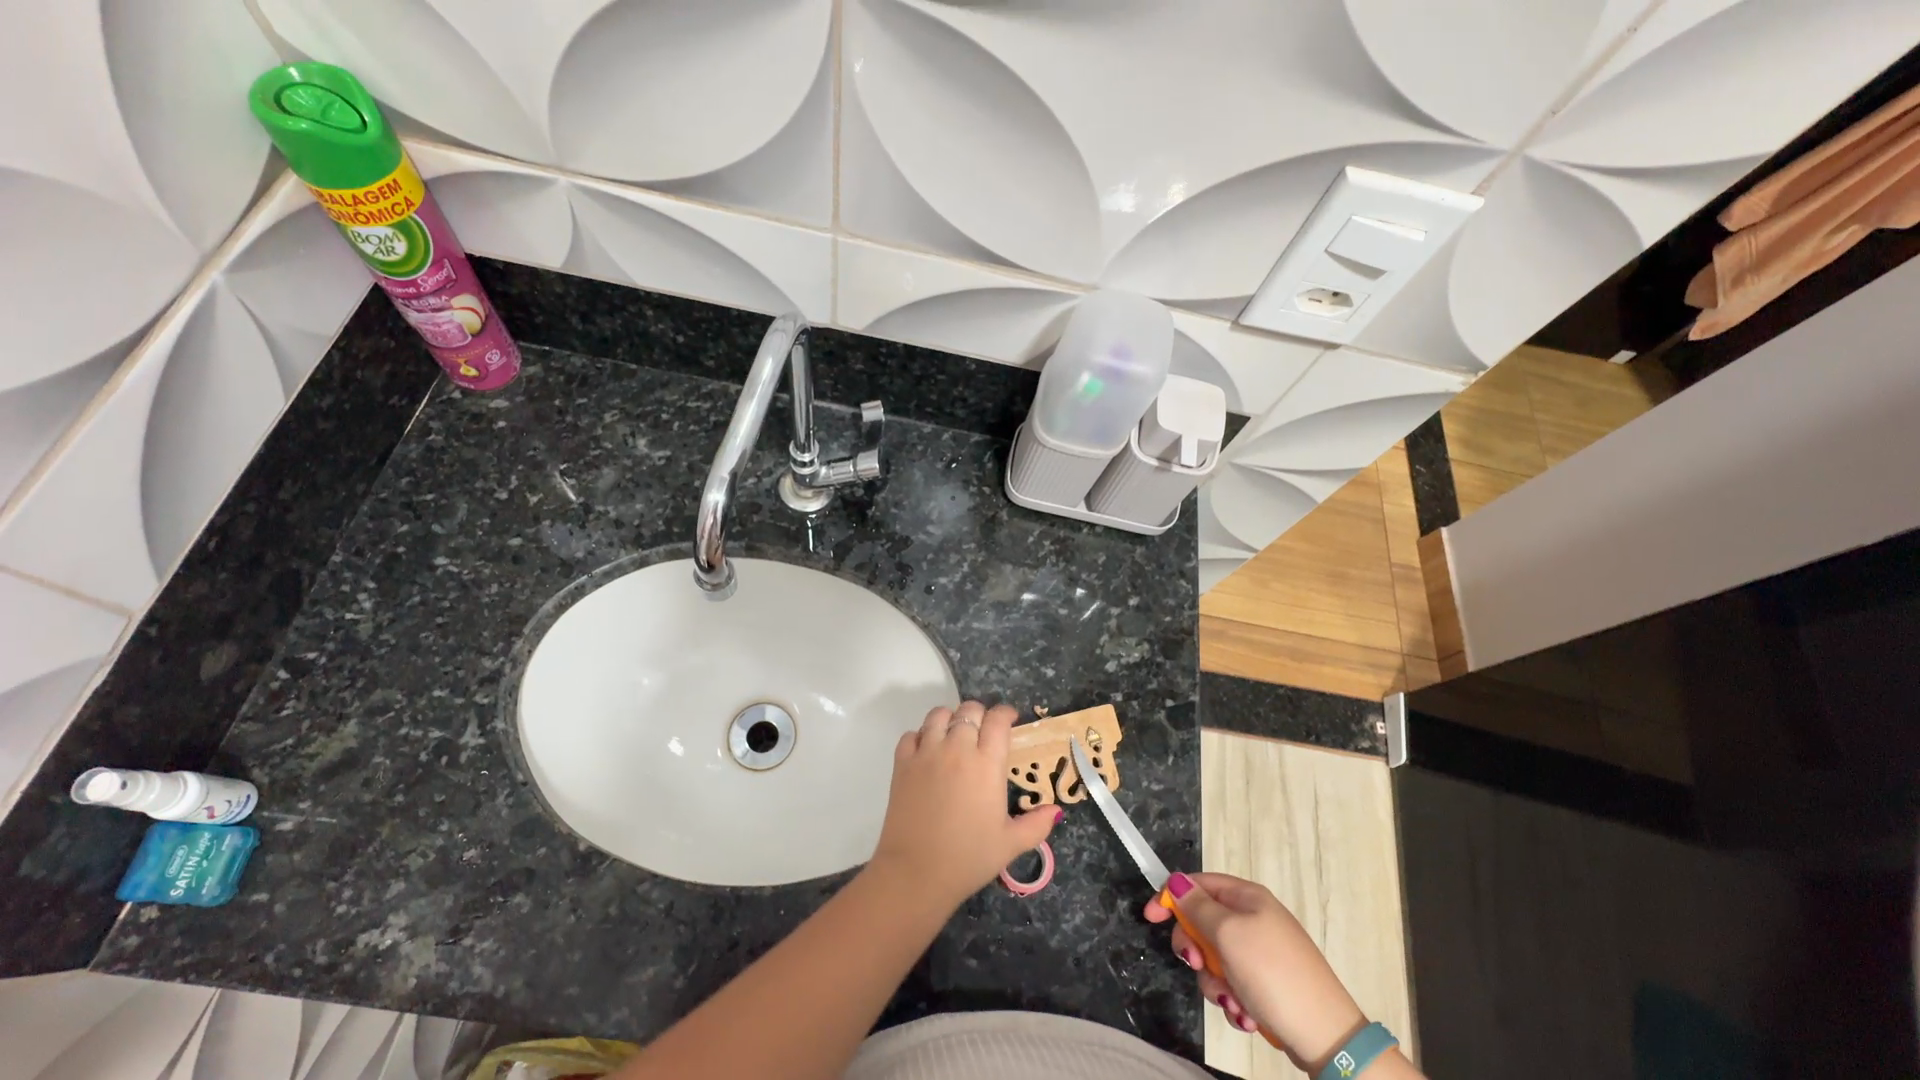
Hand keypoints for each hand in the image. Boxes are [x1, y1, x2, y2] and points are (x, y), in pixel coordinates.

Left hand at [868, 702, 1061, 909]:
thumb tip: (1055, 810)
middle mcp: (957, 749)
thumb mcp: (1011, 844)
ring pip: (938, 715)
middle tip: (984, 731)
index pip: (997, 720)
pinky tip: (927, 752)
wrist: (917, 872)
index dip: (1006, 714)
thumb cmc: (969, 858)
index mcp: (987, 764)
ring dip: (950, 719)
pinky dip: (921, 736)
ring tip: (955, 735)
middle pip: (969, 711)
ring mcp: (926, 754)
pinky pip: (911, 735)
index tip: (1010, 720)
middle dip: (980, 715)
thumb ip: (1037, 824)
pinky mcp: (902, 765)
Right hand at [1145, 872, 1366, 1071]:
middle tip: (1198, 964)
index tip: (1150, 919)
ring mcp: (1259, 953)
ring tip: (1233, 1001)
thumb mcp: (1228, 934)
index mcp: (1247, 898)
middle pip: (1202, 923)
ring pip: (1213, 959)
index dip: (1172, 897)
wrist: (1323, 1033)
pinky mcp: (1263, 983)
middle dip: (1195, 949)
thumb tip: (1176, 881)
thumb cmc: (1271, 972)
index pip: (1198, 884)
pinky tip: (1246, 1014)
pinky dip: (1232, 1000)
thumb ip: (1197, 907)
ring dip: (1215, 983)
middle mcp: (1253, 919)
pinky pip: (1231, 984)